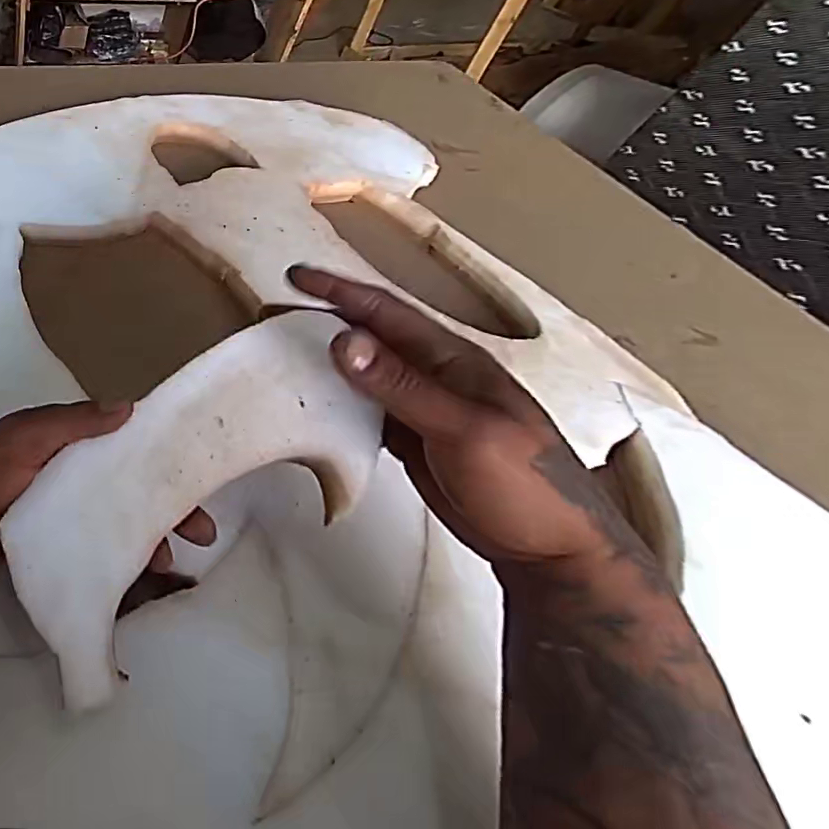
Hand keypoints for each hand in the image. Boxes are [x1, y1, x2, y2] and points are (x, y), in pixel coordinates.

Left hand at [0, 402, 213, 570]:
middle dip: (171, 504)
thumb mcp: (27, 437)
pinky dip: (133, 551)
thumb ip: (72, 422)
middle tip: (202, 531)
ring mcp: (75, 504)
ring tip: (171, 557)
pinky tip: (148, 567)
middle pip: (135, 482)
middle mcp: (79, 469)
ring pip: (128, 514)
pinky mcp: (70, 534)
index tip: (191, 475)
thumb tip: (128, 406)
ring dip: (156, 532)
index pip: (126, 441)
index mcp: (71, 439)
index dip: (159, 456)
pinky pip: (111, 539)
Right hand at [287, 266, 648, 576]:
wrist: (554, 551)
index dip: (340, 291)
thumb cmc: (528, 487)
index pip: (386, 312)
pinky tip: (313, 402)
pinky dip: (333, 398)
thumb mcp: (464, 430)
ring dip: (323, 358)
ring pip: (361, 370)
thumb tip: (345, 341)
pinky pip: (362, 406)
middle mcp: (433, 375)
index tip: (297, 277)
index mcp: (452, 361)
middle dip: (321, 320)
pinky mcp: (410, 436)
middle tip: (274, 317)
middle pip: (368, 336)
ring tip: (283, 353)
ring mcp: (421, 406)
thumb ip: (402, 385)